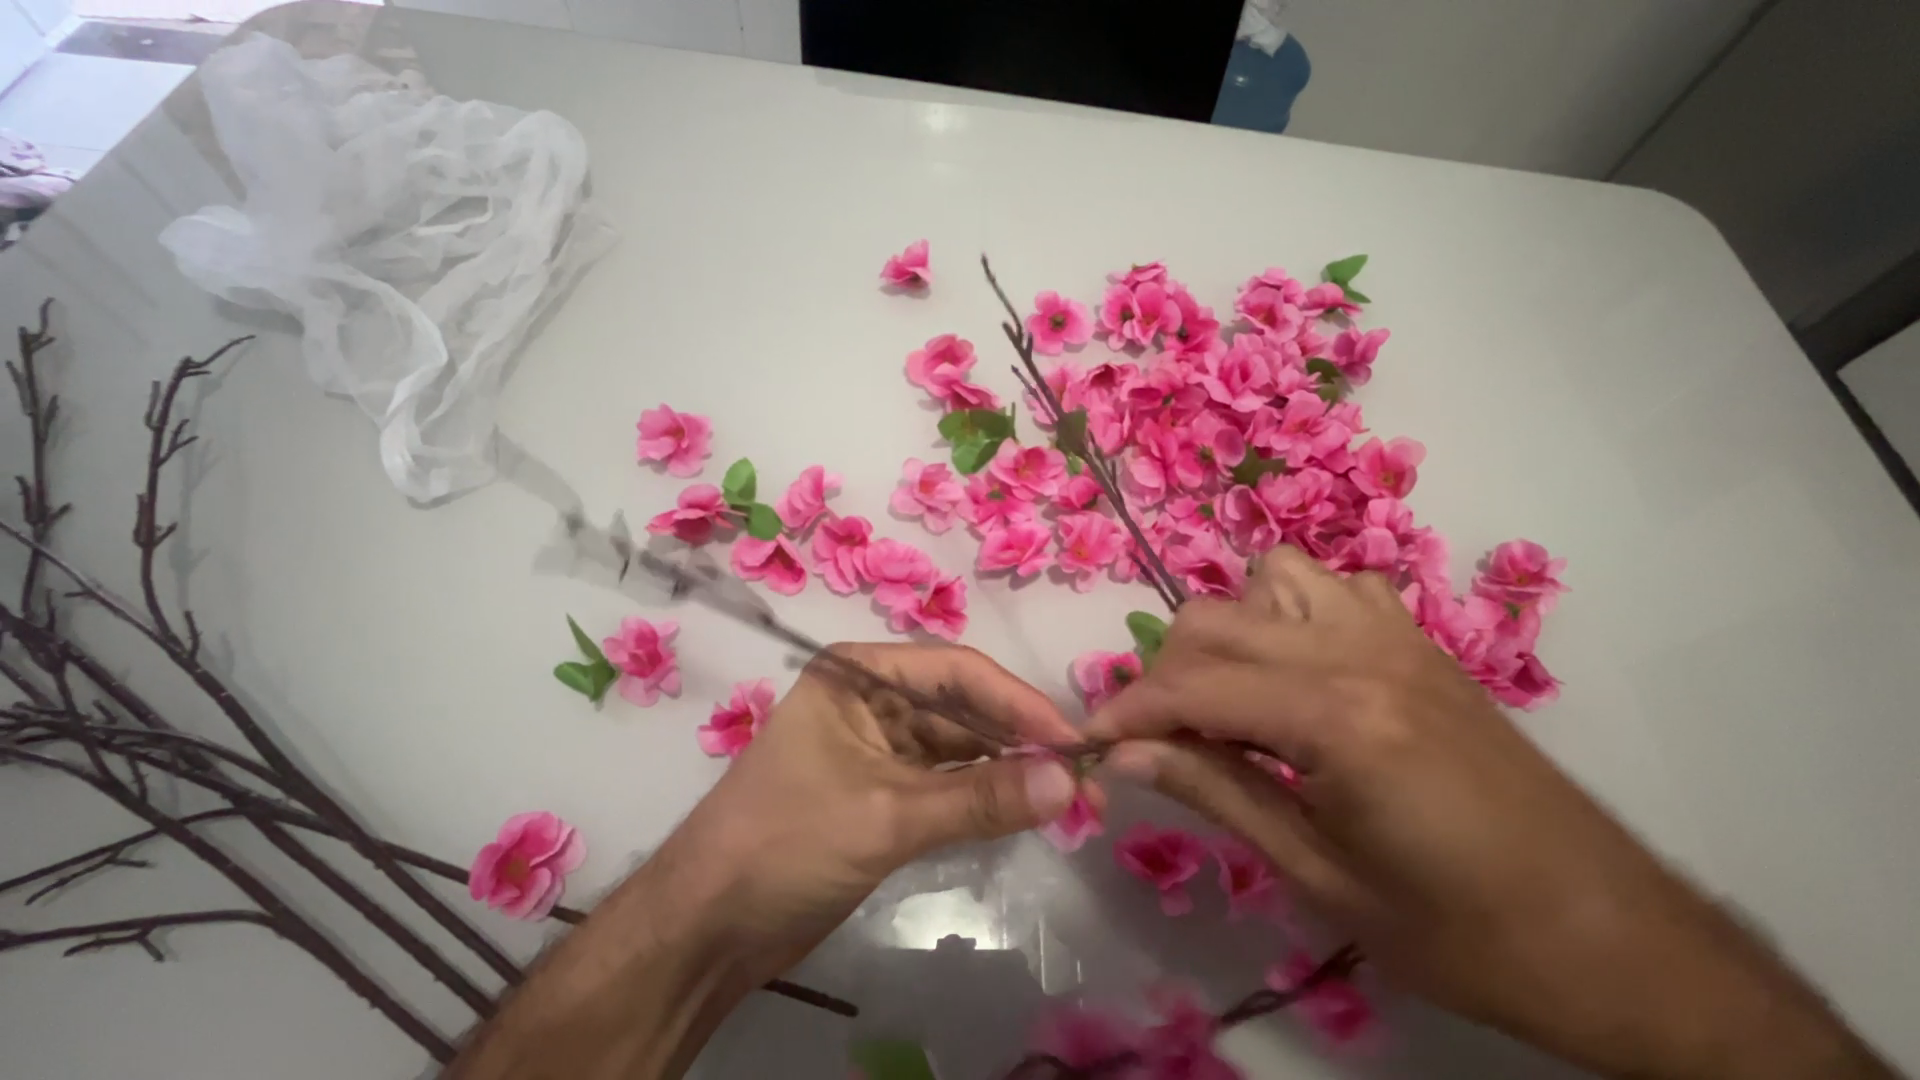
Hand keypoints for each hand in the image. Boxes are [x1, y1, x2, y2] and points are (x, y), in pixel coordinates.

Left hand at [658, 641, 1086, 983]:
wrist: (708, 929)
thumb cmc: (785, 845)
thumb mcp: (886, 817)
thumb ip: (980, 799)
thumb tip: (1069, 783)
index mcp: (857, 676)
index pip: (956, 673)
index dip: (1020, 703)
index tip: (1075, 742)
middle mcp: (870, 701)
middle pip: (962, 708)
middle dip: (1021, 740)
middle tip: (1084, 778)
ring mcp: (876, 749)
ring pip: (958, 748)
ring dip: (1008, 771)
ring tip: (1067, 798)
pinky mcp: (881, 795)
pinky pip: (945, 784)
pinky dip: (983, 797)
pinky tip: (1024, 810)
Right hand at [1086, 548, 1890, 1079]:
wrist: (1609, 936)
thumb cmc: (1458, 930)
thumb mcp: (1317, 876)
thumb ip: (1214, 795)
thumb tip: (1122, 755)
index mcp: (1338, 720)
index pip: (1193, 687)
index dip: (1127, 711)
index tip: (1087, 741)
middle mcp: (1362, 653)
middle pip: (1217, 620)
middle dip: (1166, 673)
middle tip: (1155, 739)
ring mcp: (1398, 638)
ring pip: (1274, 578)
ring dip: (1231, 628)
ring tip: (1228, 697)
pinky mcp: (1424, 645)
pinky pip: (1334, 588)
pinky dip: (1290, 613)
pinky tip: (1294, 674)